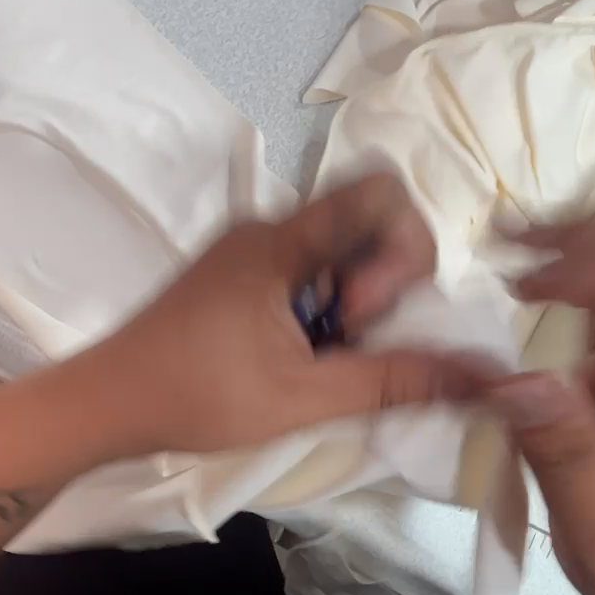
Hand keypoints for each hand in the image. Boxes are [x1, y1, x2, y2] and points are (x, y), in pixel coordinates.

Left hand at [78, 173, 484, 455]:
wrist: (105, 402)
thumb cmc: (194, 397)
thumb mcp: (303, 397)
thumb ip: (397, 381)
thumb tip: (489, 377)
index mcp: (280, 241)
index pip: (381, 192)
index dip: (404, 249)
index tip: (360, 313)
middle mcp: (265, 229)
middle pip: (365, 224)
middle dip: (378, 284)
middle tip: (342, 341)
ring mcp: (246, 250)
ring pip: (336, 253)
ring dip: (349, 303)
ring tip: (315, 357)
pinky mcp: (235, 274)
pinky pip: (303, 272)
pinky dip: (320, 308)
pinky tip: (297, 354)